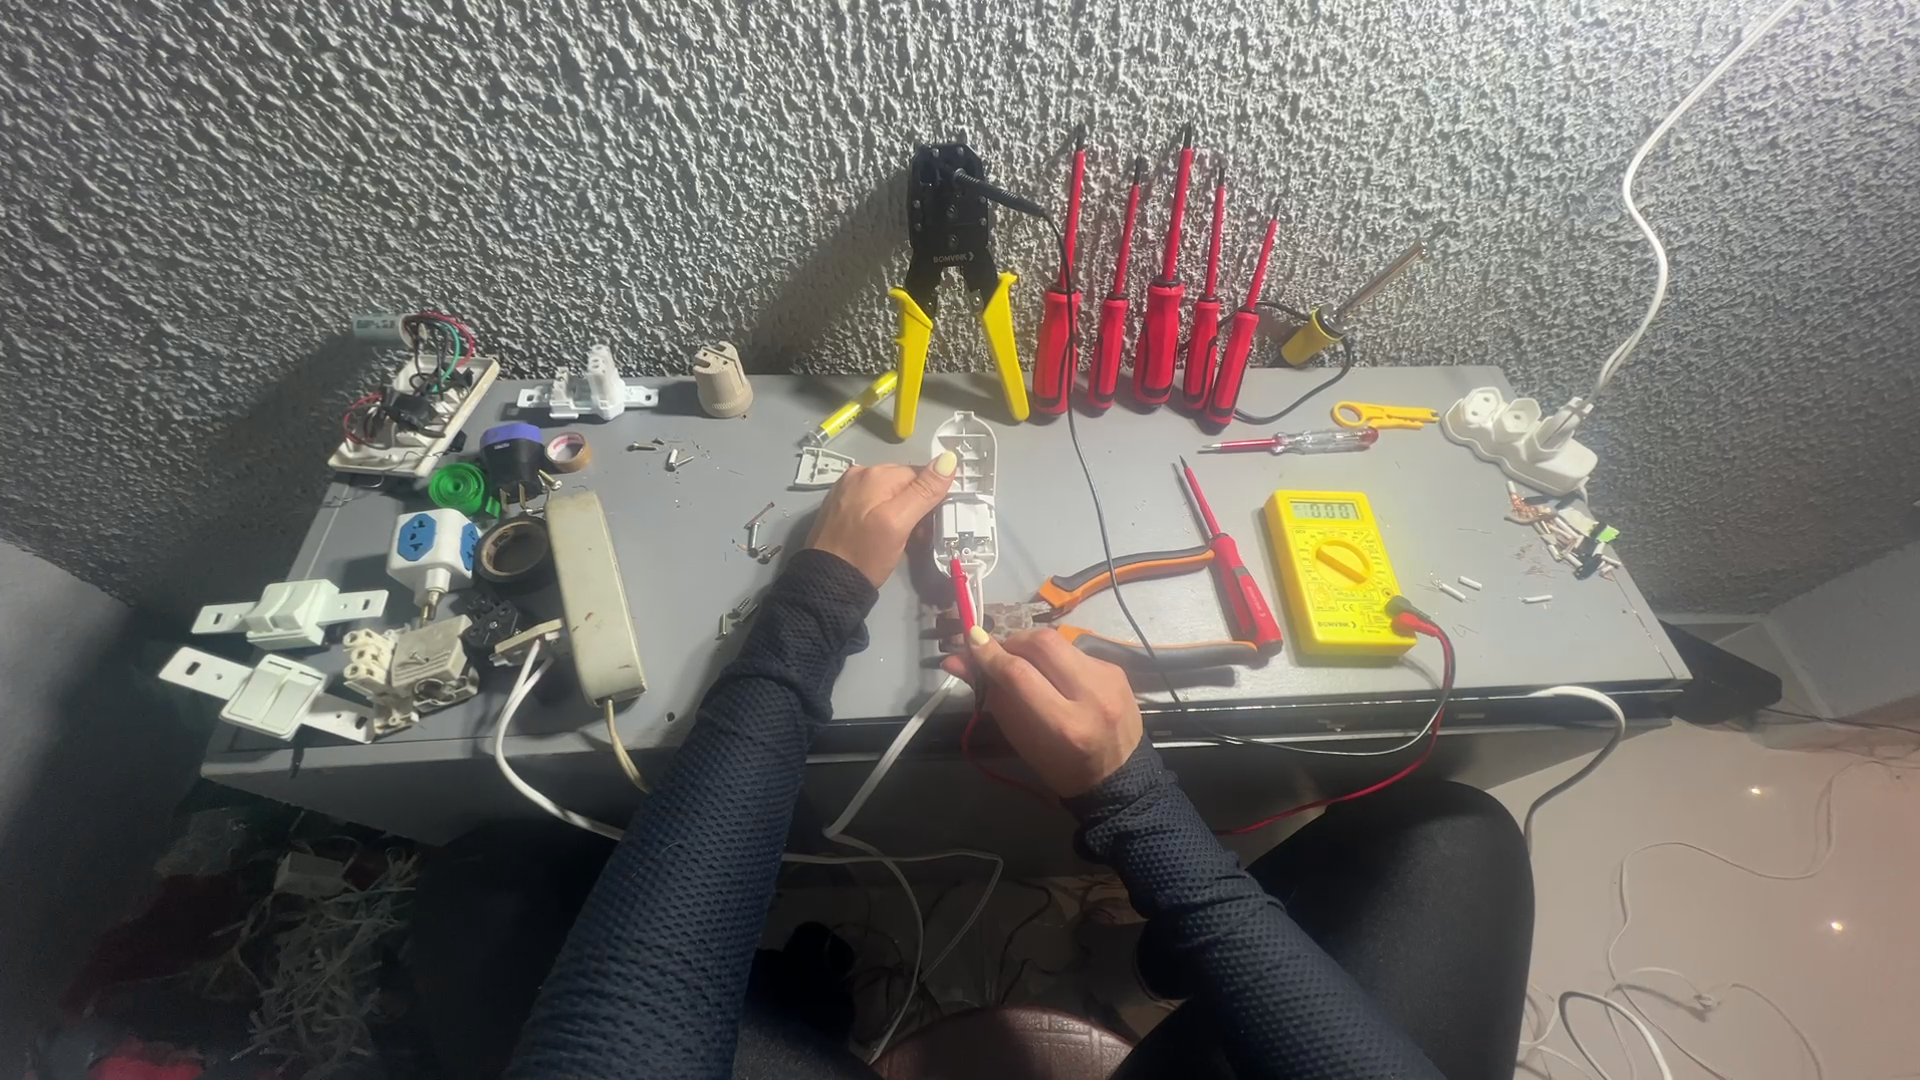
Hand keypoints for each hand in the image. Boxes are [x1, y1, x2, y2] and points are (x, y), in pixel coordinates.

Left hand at [805, 453, 957, 586]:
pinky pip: (872, 501)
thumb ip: (924, 491)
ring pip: (888, 492)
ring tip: (898, 538)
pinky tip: (879, 533)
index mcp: (875, 473)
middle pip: (903, 482)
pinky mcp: (840, 504)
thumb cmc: (866, 554)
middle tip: (915, 536)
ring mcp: (847, 488)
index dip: (930, 498)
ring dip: (900, 511)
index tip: (928, 525)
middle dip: (915, 505)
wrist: (827, 581)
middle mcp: (859, 473)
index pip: (919, 474)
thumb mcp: (899, 523)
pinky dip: (882, 514)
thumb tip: (949, 458)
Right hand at [940, 628, 1142, 797]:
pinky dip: (1056, 657)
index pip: (1019, 674)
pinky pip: (1076, 650)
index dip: (990, 654)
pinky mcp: (1117, 669)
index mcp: (1064, 724)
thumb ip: (990, 694)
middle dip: (1013, 640)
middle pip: (1043, 643)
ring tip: (1025, 663)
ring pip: (1060, 641)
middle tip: (1000, 653)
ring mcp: (1109, 678)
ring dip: (1033, 646)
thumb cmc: (1059, 765)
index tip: (971, 640)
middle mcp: (1091, 695)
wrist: (1119, 776)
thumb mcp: (1020, 736)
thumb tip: (955, 660)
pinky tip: (1054, 674)